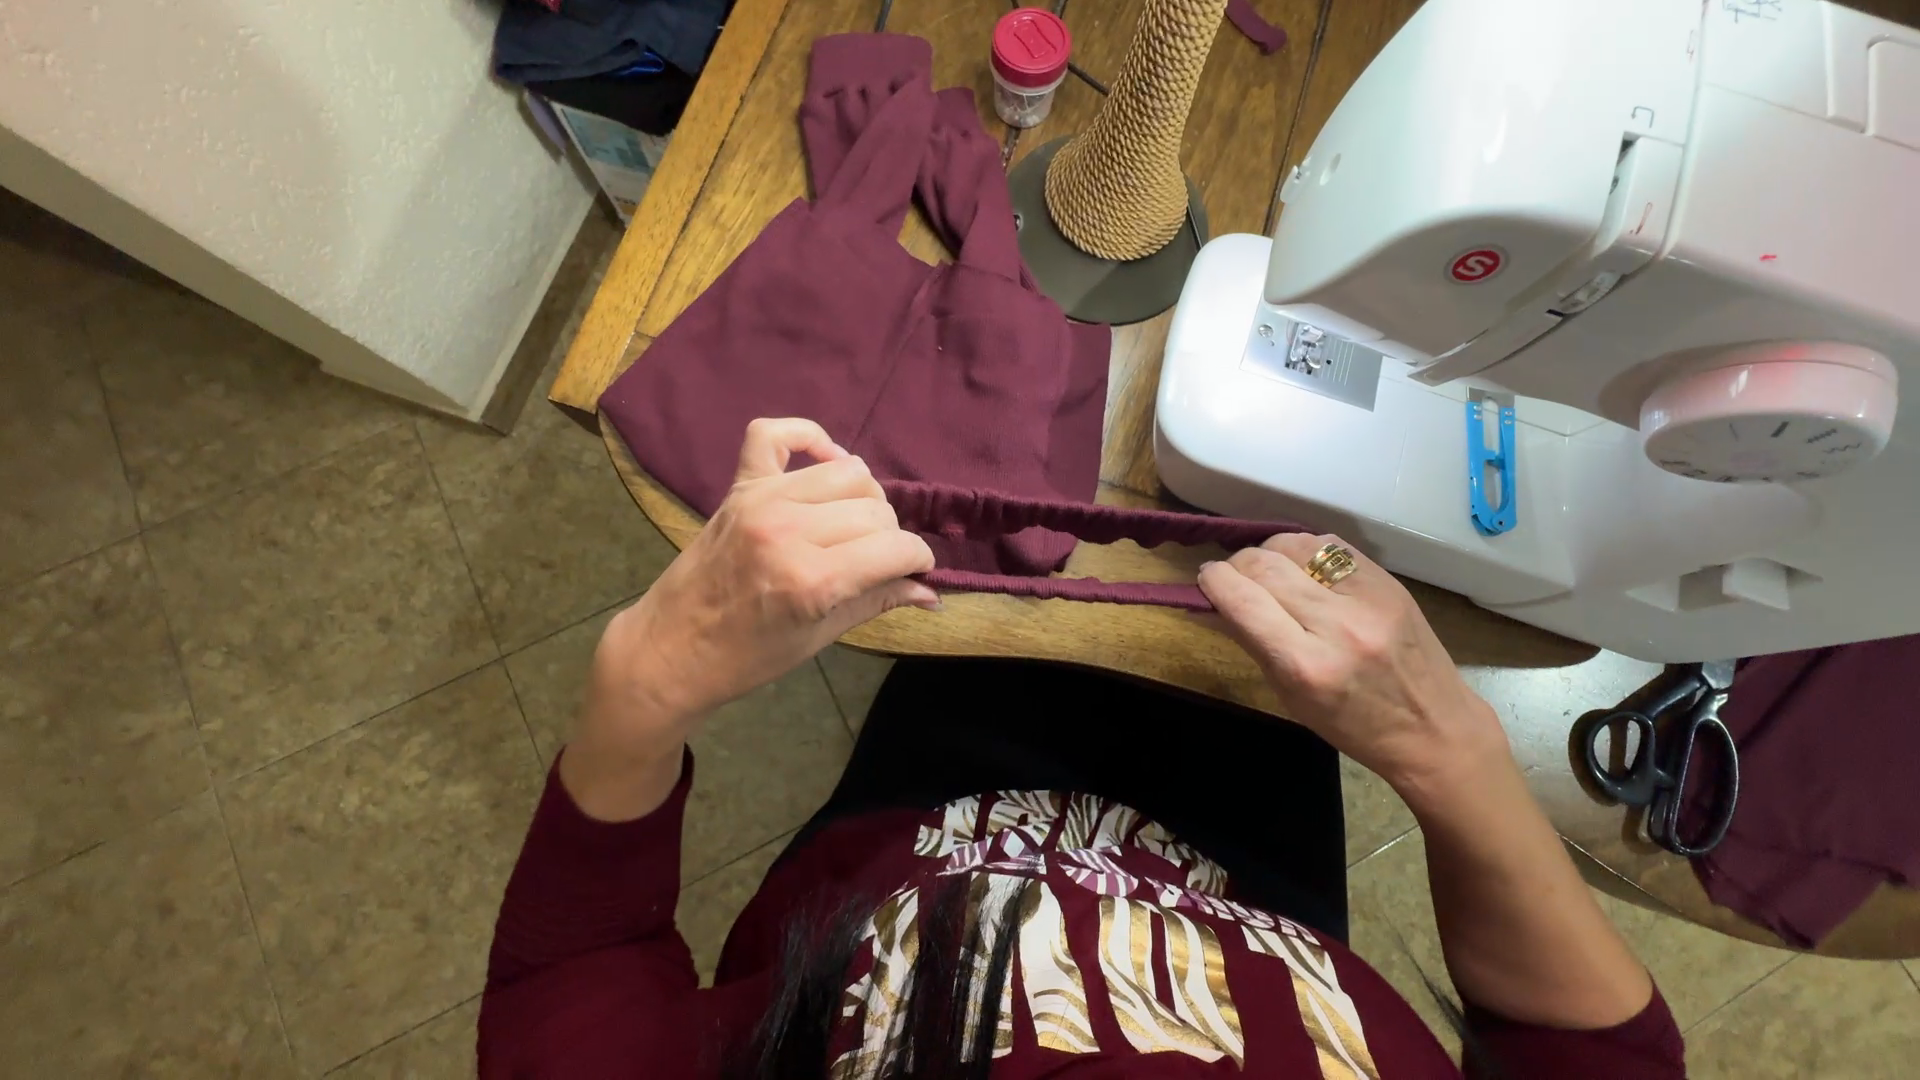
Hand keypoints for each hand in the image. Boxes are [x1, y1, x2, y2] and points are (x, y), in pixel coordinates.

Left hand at [594, 417, 935, 735]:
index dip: (918, 559)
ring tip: (854, 524)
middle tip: (878, 560)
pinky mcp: (738, 486)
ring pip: (846, 471)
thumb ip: (878, 601)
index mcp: (812, 579)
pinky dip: (808, 437)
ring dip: (863, 497)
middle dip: (891, 536)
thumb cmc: (747, 657)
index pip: (895, 548)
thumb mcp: (820, 636)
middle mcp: (789, 529)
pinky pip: (774, 434)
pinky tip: (826, 459)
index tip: (917, 571)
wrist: (669, 651)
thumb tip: (932, 592)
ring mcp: (760, 500)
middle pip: (875, 508)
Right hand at [1198, 534, 1508, 800]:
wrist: (1434, 728)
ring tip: (1269, 571)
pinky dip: (1304, 550)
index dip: (1213, 581)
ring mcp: (1368, 598)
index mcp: (1305, 665)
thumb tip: (1212, 598)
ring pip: (1294, 544)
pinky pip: (1329, 544)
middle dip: (1236, 565)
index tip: (1206, 580)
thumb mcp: (1287, 693)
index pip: (1241, 599)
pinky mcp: (1388, 581)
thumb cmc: (1351, 724)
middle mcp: (1337, 625)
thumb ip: (1249, 638)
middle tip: (1233, 578)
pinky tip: (1303, 568)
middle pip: (1263, 564)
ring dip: (1269, 552)